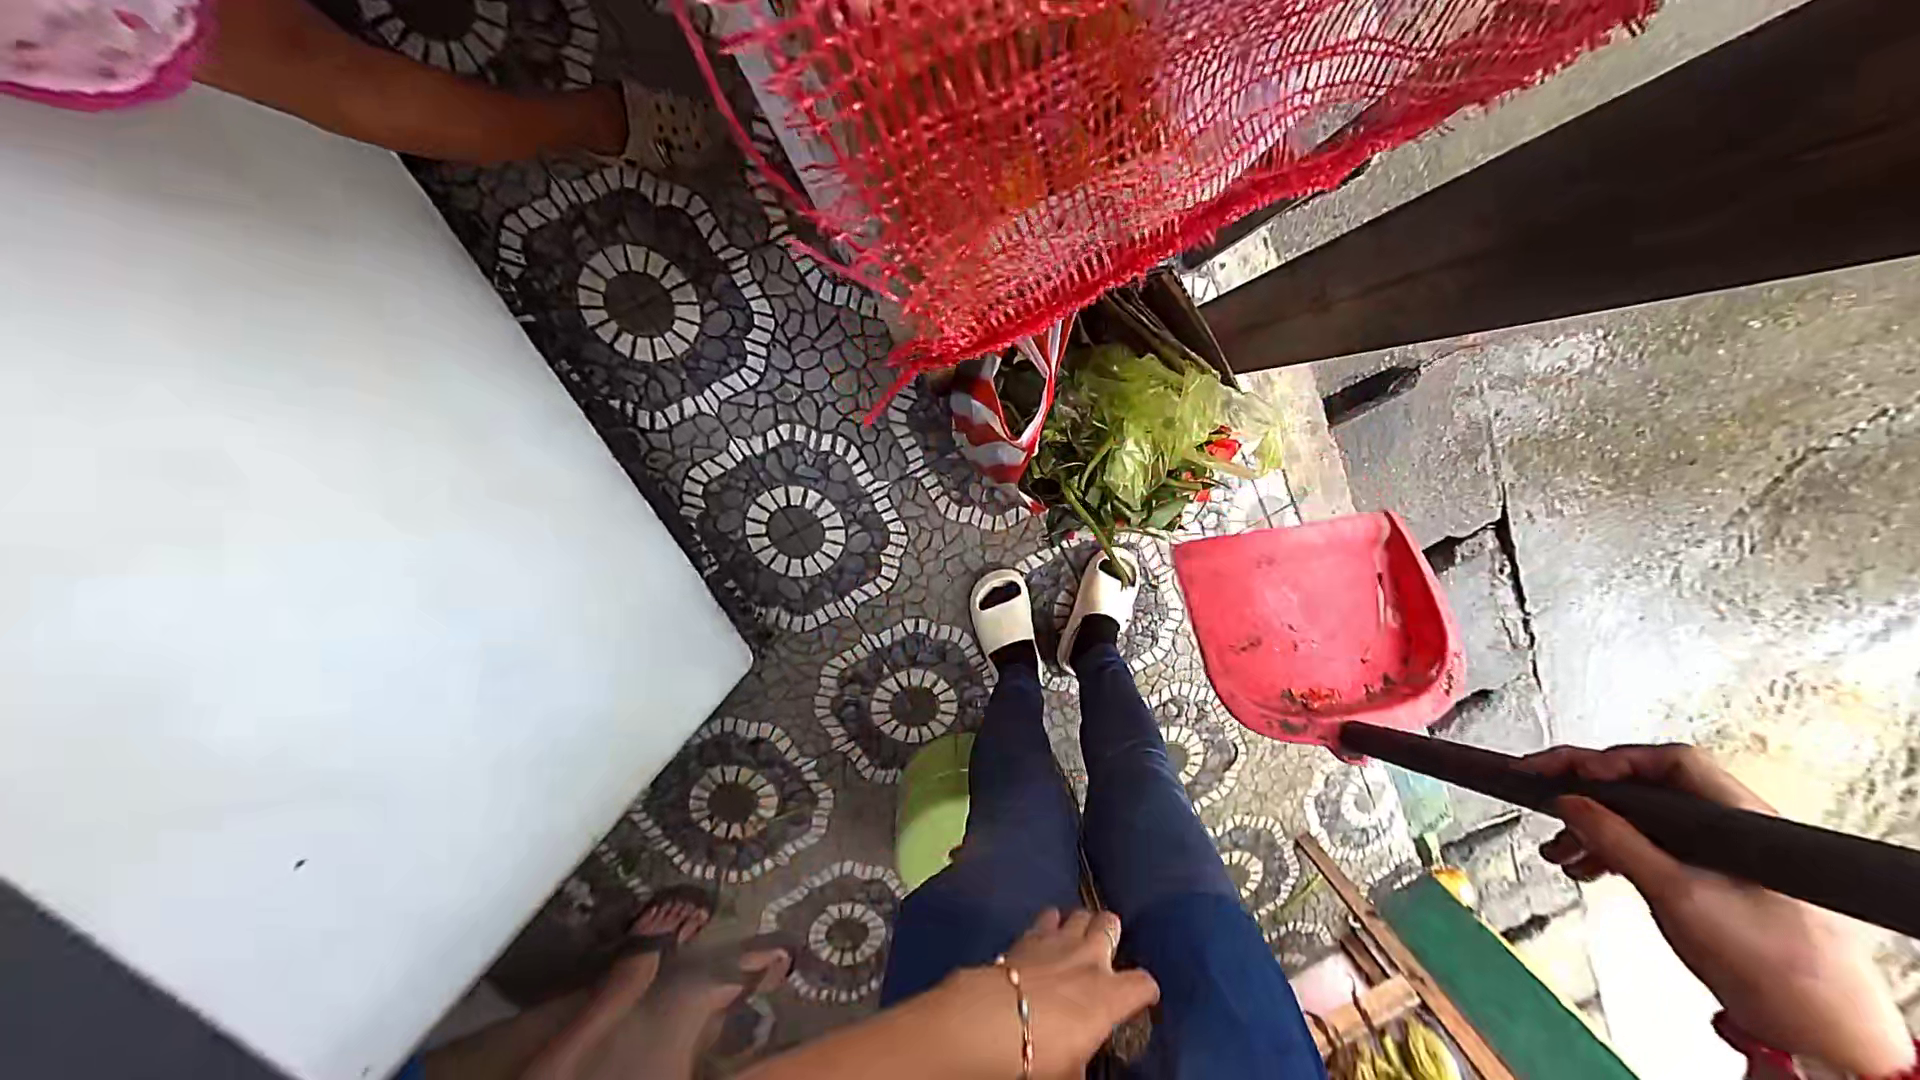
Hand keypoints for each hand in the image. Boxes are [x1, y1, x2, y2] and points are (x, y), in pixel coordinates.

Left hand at [932, 909, 1158, 1079]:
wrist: (995, 1018)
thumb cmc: (1043, 1051)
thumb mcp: (1072, 1070)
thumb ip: (1082, 1058)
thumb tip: (1077, 1062)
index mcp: (1109, 994)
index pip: (1143, 984)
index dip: (1146, 990)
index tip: (1143, 996)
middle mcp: (1089, 957)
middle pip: (1109, 924)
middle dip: (1110, 931)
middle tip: (1106, 944)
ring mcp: (1058, 939)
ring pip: (1078, 913)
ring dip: (1080, 922)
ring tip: (1076, 933)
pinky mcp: (1029, 934)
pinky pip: (1046, 917)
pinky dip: (1050, 922)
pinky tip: (1046, 932)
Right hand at [1522, 744, 1913, 1077]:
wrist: (1816, 1037)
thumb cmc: (1774, 970)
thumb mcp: (1677, 895)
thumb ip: (1616, 841)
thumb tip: (1568, 800)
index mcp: (1742, 824)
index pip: (1670, 764)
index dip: (1614, 761)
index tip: (1568, 772)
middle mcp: (1732, 831)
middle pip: (1644, 786)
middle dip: (1586, 791)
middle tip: (1538, 786)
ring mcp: (1718, 854)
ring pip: (1637, 817)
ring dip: (1589, 827)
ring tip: (1557, 846)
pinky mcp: (1705, 876)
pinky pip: (1643, 844)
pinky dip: (1605, 850)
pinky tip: (1582, 865)